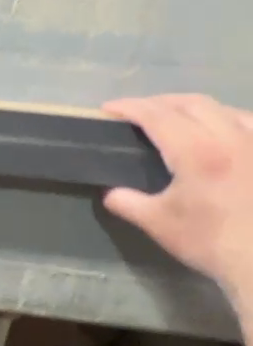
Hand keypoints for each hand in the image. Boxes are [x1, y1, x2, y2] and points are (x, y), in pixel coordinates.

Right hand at [103, 95, 252, 307]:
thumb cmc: (214, 242)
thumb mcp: (157, 223)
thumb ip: (128, 201)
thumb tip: (115, 193)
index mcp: (198, 152)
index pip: (157, 115)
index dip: (128, 107)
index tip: (108, 110)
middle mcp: (236, 141)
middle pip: (196, 104)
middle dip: (162, 102)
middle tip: (140, 112)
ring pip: (234, 111)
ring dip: (202, 110)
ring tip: (186, 121)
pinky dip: (237, 124)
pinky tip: (230, 137)